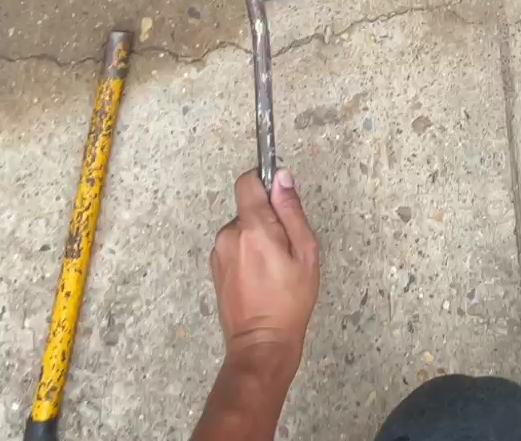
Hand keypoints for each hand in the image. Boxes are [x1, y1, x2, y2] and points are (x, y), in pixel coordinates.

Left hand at [210, 168, 320, 368]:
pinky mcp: (216, 268)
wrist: (262, 344)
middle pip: (249, 206)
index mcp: (252, 228)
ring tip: (275, 265)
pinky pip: (235, 244)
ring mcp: (219, 253)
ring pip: (243, 226)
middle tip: (286, 246)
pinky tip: (262, 274)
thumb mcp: (305, 251)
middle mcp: (229, 236)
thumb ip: (291, 210)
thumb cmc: (289, 299)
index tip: (280, 196)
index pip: (247, 181)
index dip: (265, 181)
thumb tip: (282, 177)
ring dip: (258, 236)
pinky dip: (248, 251)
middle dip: (268, 217)